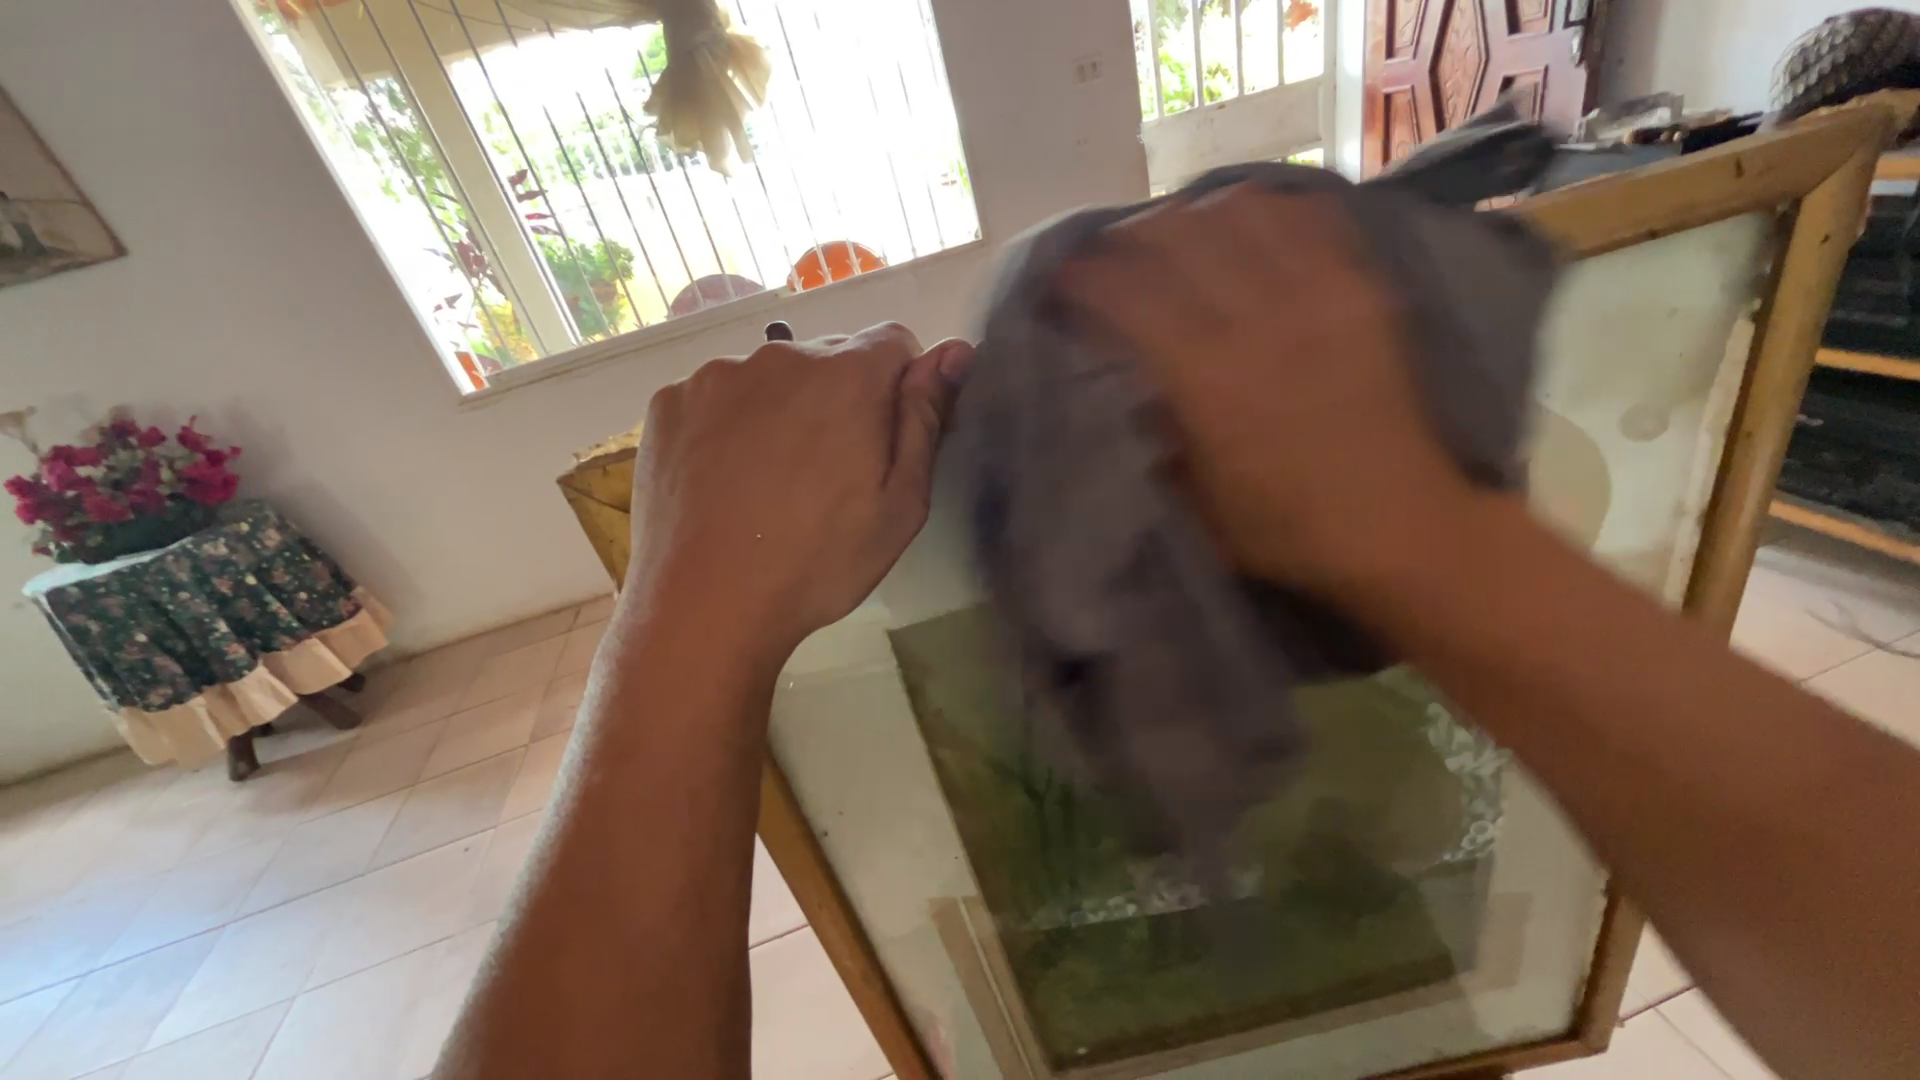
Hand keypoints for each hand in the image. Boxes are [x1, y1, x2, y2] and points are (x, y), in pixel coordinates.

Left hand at [627, 323, 973, 657]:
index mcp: (847, 375)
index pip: (894, 343)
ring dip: (784, 410)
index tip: (886, 441)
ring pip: (771, 378)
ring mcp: (715, 376)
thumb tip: (954, 349)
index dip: (901, 388)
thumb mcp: (901, 504)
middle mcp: (779, 355)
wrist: (706, 606)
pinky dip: (731, 425)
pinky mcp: (668, 404)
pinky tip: (726, 481)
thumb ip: (926, 417)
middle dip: (842, 399)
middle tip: (830, 475)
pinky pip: (718, 398)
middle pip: (830, 358)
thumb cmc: (819, 562)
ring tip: (771, 483)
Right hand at [1055, 185, 1475, 596]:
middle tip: (1113, 247)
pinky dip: (1270, 208)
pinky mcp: (1364, 291)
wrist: (1397, 525)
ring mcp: (1319, 297)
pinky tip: (1249, 223)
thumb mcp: (1195, 499)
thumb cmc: (1283, 527)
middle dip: (1132, 233)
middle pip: (1179, 237)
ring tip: (1178, 231)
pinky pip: (1312, 218)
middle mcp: (1259, 322)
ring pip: (1243, 212)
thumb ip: (1157, 433)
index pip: (1130, 296)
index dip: (1086, 275)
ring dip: (1196, 213)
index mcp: (1207, 381)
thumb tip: (1133, 387)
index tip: (1063, 275)